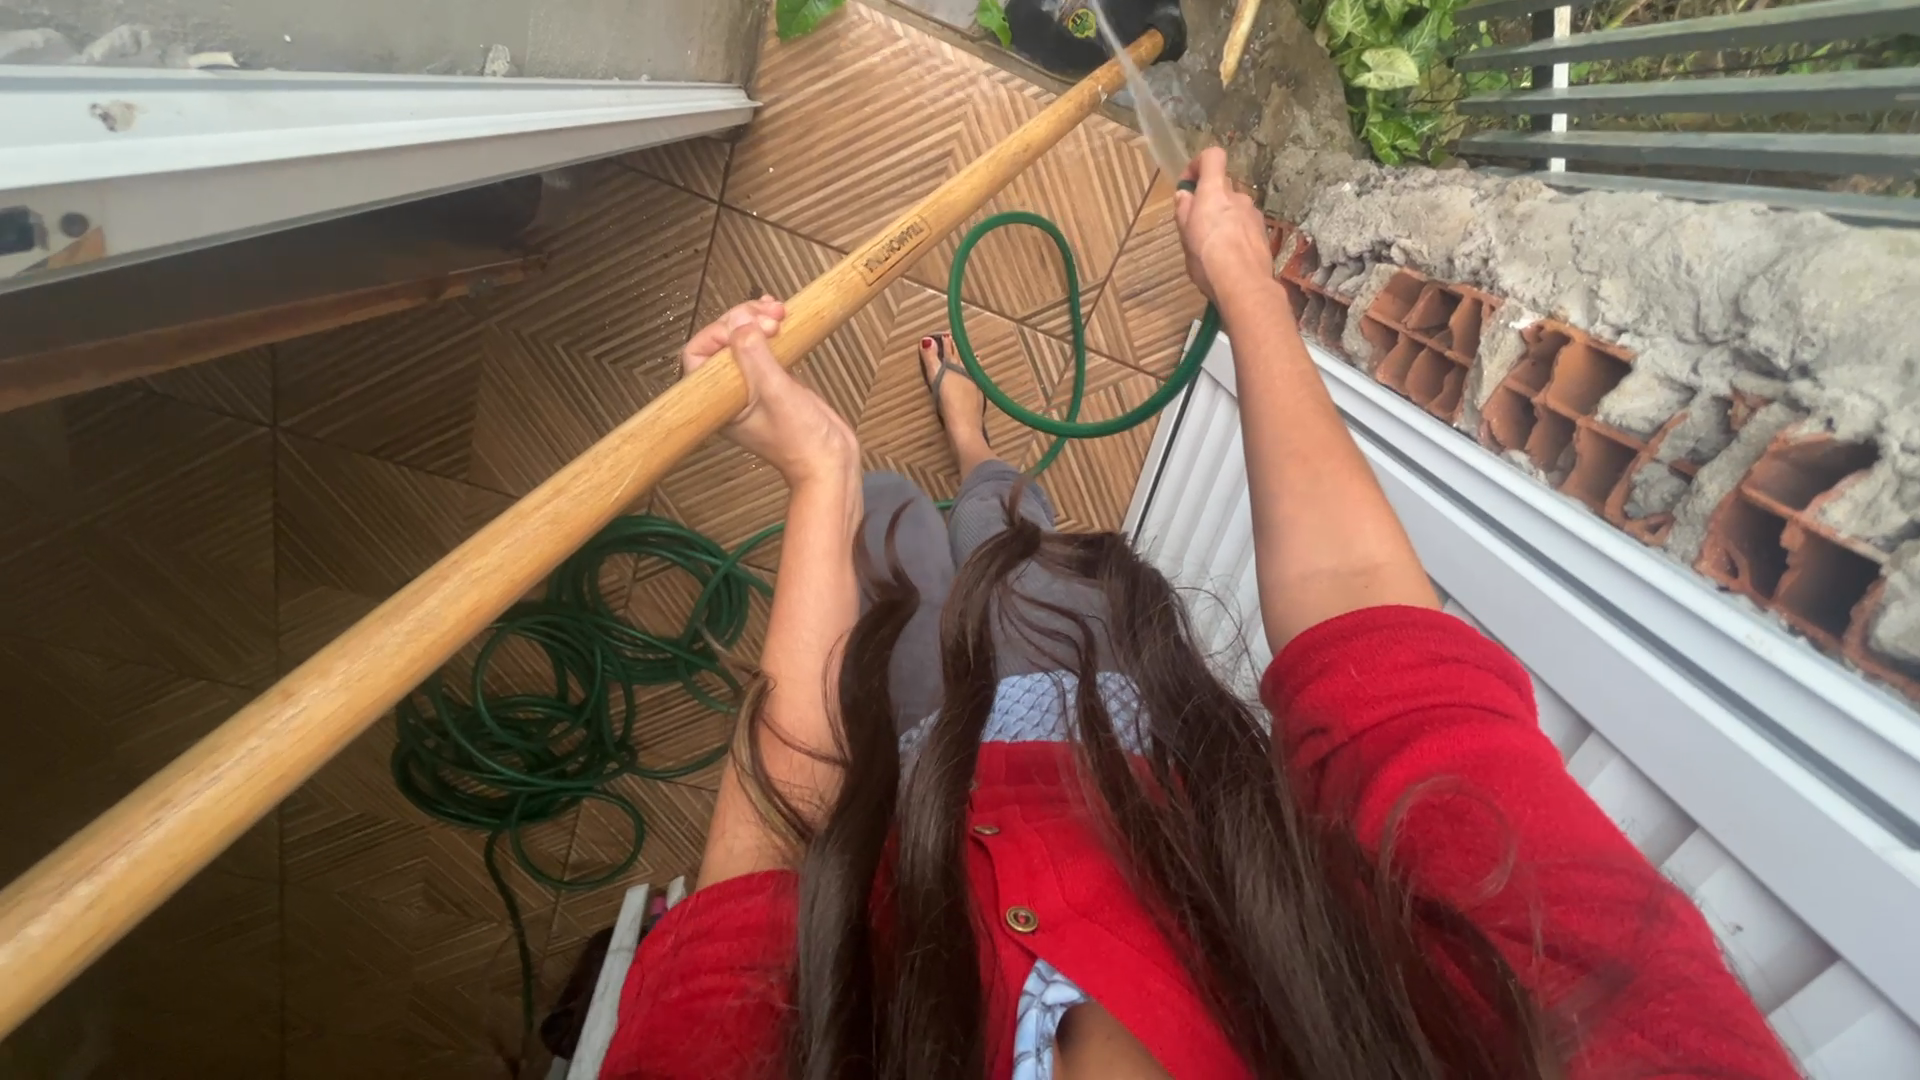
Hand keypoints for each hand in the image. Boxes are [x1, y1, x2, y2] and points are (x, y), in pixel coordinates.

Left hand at [682, 297, 858, 486]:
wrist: (831, 463)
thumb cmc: (801, 441)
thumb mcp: (775, 392)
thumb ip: (754, 355)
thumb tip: (740, 320)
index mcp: (720, 402)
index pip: (698, 355)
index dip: (719, 333)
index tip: (747, 325)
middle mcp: (733, 393)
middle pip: (723, 343)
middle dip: (744, 321)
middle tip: (770, 315)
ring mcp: (755, 387)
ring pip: (746, 342)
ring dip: (759, 320)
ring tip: (780, 311)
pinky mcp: (777, 383)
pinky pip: (767, 349)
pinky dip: (773, 331)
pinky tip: (783, 316)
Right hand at [1173, 147, 1272, 304]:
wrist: (1243, 284)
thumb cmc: (1207, 259)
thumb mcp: (1186, 236)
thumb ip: (1184, 212)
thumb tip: (1184, 194)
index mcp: (1214, 192)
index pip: (1212, 157)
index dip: (1198, 164)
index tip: (1187, 184)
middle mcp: (1237, 197)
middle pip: (1222, 188)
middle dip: (1208, 202)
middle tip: (1195, 228)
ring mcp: (1253, 214)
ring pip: (1234, 209)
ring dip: (1222, 220)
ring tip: (1212, 248)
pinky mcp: (1262, 232)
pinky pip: (1244, 225)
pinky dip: (1235, 234)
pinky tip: (1229, 257)